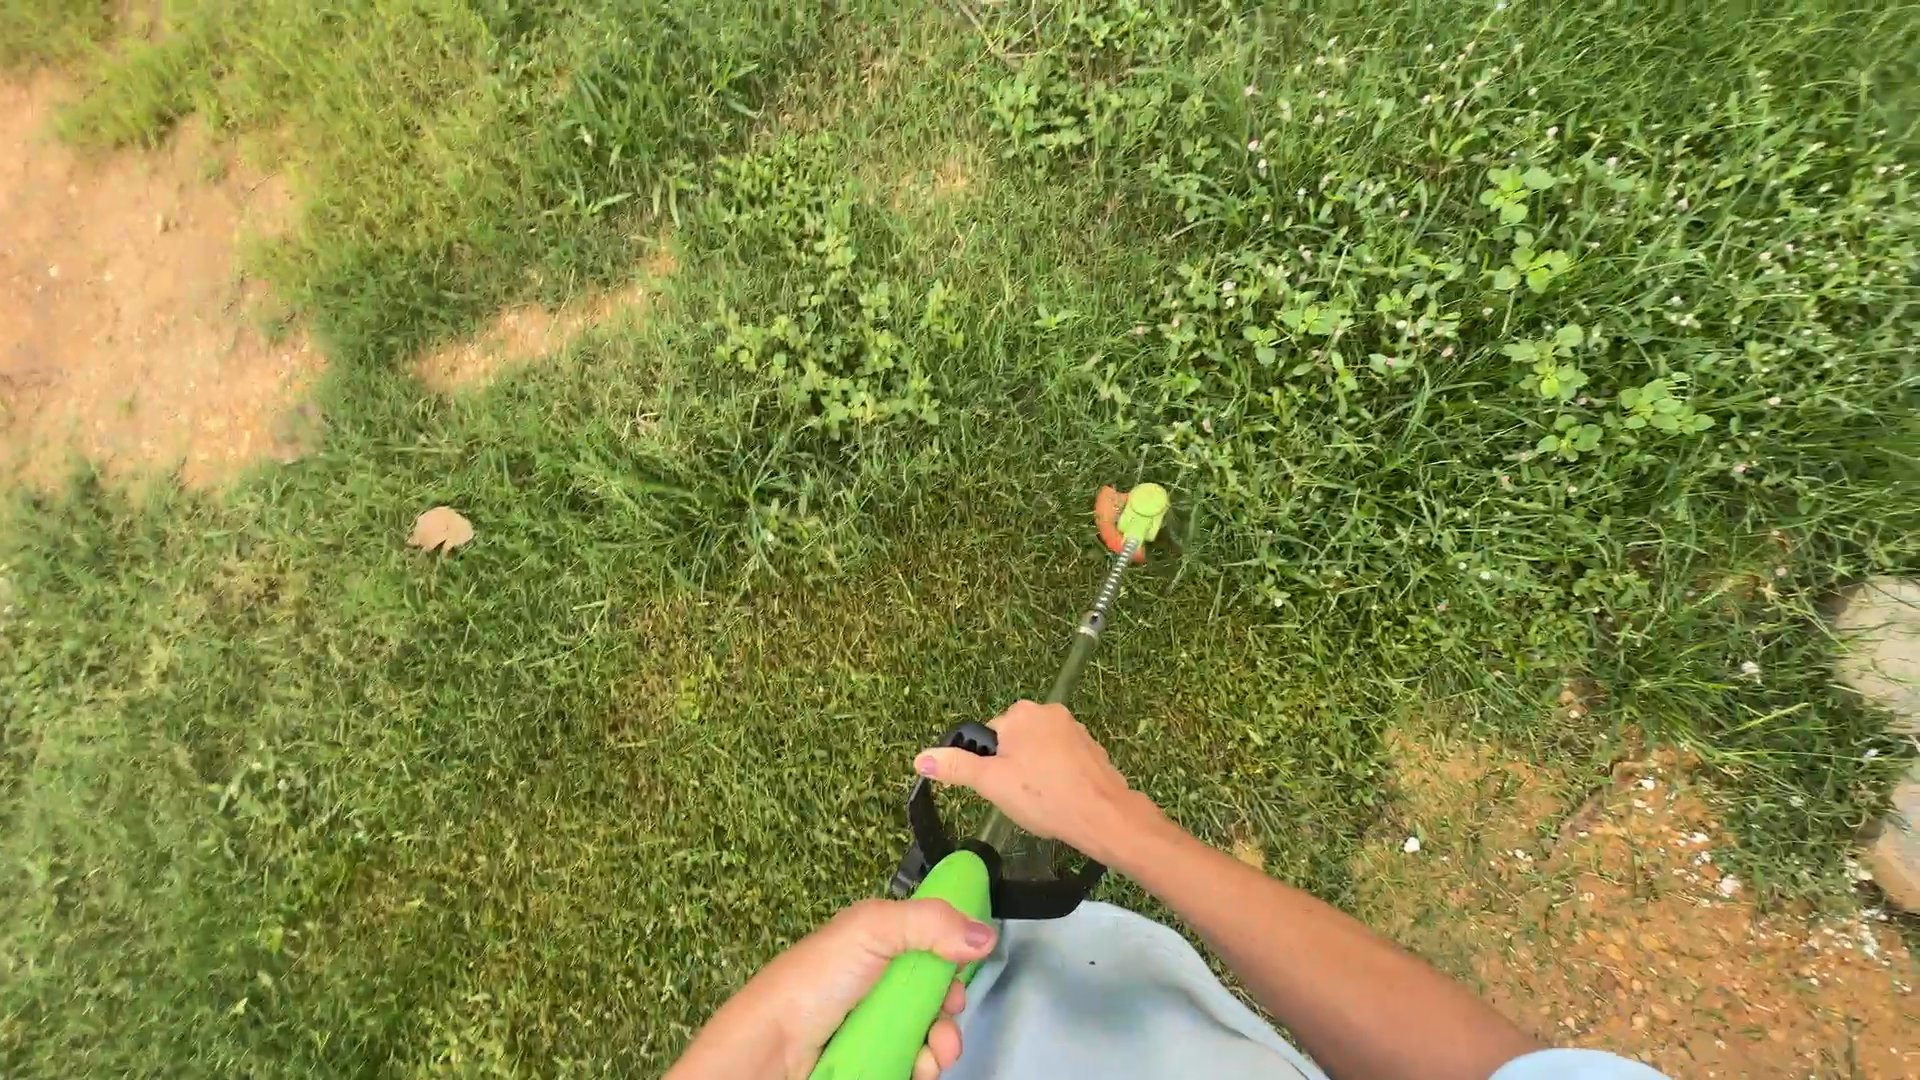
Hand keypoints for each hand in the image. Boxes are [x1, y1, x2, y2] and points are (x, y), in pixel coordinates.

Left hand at [665, 898, 996, 1079]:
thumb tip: (987, 934)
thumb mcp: (872, 929)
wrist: (770, 1052)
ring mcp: (877, 1026)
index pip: (932, 944)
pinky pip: (914, 1064)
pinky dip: (924, 1068)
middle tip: (947, 1019)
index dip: (953, 958)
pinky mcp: (875, 1062)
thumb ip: (930, 923)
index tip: (961, 974)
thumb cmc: (818, 979)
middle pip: (936, 993)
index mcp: (880, 942)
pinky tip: (919, 1069)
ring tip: (933, 1053)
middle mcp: (881, 983)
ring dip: (942, 1044)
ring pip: (930, 1033)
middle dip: (950, 1009)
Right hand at [914, 700, 1158, 864]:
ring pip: (1038, 749)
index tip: (1000, 788)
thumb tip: (920, 758)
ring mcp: (1073, 726)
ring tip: (1042, 800)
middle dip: (1013, 766)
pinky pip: (1062, 757)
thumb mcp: (992, 784)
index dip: (990, 765)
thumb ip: (956, 768)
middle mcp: (1047, 710)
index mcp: (1020, 713)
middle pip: (1014, 740)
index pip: (990, 736)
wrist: (1103, 815)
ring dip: (1035, 770)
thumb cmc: (1043, 797)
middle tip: (1020, 796)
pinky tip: (1061, 796)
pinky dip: (1057, 773)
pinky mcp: (1091, 745)